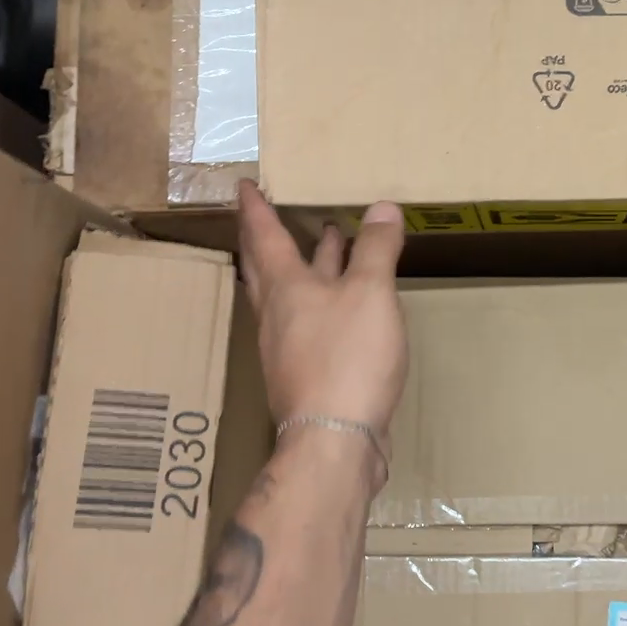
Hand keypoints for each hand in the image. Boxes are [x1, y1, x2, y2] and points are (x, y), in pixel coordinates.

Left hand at [235, 181, 407, 437]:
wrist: (334, 439)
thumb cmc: (348, 357)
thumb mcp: (371, 292)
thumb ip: (376, 249)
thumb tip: (382, 207)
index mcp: (286, 288)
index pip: (265, 237)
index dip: (256, 209)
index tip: (244, 186)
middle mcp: (278, 314)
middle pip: (266, 267)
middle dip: (270, 238)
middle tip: (273, 215)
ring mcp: (287, 348)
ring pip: (287, 296)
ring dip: (304, 268)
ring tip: (326, 248)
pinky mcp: (305, 374)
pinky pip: (306, 322)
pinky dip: (321, 300)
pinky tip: (342, 308)